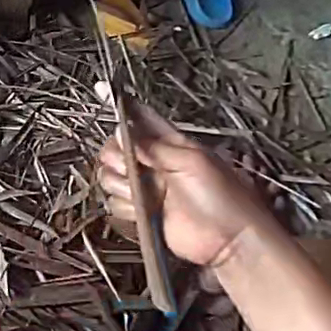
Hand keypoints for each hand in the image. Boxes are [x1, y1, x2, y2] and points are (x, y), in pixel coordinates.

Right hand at [98, 104, 288, 267]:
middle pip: (114, 148)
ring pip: (110, 176)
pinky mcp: (141, 211)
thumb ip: (153, 146)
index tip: (102, 89)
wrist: (229, 241)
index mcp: (170, 144)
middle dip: (117, 156)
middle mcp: (153, 163)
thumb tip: (121, 132)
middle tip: (132, 167)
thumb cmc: (223, 198)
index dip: (121, 106)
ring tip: (149, 195)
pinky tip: (147, 211)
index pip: (140, 118)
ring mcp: (146, 188)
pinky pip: (115, 203)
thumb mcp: (191, 161)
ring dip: (123, 185)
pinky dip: (127, 207)